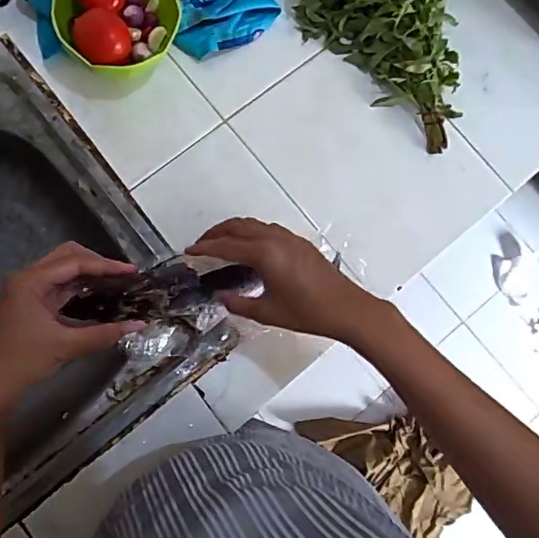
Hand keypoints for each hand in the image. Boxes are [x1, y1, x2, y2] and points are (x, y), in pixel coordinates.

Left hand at [0, 243, 145, 419]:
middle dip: (96, 263)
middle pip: (66, 257)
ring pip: (62, 271)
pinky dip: (77, 287)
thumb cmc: (24, 360)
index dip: (104, 265)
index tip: (131, 271)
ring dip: (87, 274)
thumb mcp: (66, 346)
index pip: (73, 262)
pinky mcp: (30, 303)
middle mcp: (27, 278)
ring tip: (116, 282)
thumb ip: (103, 333)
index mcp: (30, 281)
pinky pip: (57, 287)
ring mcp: (26, 290)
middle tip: (123, 275)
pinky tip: (97, 294)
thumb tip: (137, 325)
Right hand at [186, 218, 391, 342]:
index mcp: (265, 255)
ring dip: (234, 230)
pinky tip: (248, 248)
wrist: (349, 310)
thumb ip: (239, 303)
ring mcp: (290, 240)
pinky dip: (250, 232)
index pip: (226, 246)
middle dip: (216, 232)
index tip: (188, 251)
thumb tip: (222, 297)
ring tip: (221, 242)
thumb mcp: (267, 312)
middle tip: (201, 243)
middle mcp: (276, 240)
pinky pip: (268, 229)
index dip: (205, 248)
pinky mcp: (300, 244)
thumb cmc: (308, 313)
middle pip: (238, 226)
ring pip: (254, 225)